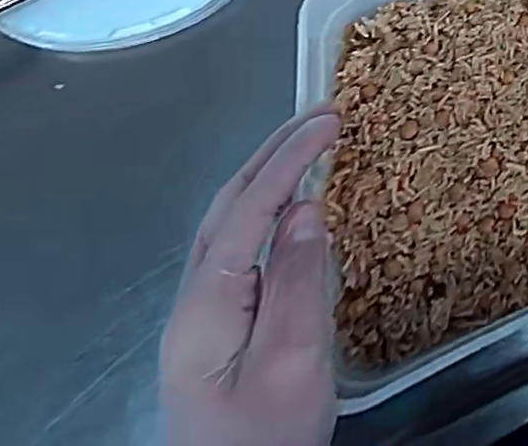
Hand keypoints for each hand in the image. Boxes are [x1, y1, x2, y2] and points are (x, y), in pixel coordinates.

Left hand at [161, 106, 342, 445]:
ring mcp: (205, 308)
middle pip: (232, 201)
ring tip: (312, 138)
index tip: (331, 121)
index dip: (292, 158)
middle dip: (276, 149)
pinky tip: (295, 197)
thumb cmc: (267, 439)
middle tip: (323, 113)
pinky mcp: (222, 318)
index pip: (252, 207)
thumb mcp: (294, 365)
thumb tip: (308, 208)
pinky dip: (271, 200)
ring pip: (234, 217)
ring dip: (271, 169)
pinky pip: (245, 238)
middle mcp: (197, 296)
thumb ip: (299, 282)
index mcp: (208, 304)